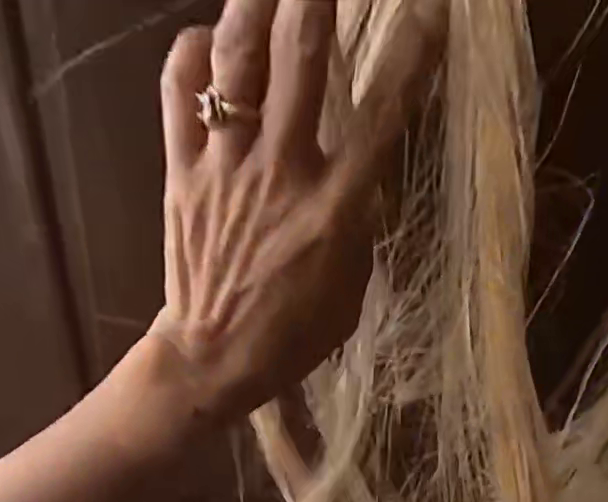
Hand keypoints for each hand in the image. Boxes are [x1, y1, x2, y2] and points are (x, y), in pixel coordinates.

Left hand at [142, 0, 437, 424]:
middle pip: (302, 49)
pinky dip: (192, 56)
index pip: (388, 105)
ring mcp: (225, 168)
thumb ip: (360, 224)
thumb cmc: (288, 338)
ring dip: (256, 1)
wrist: (209, 360)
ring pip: (235, 55)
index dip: (416, 42)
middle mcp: (280, 170)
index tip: (429, 7)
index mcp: (334, 206)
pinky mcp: (182, 176)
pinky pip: (178, 94)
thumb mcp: (349, 290)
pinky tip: (209, 47)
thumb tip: (363, 174)